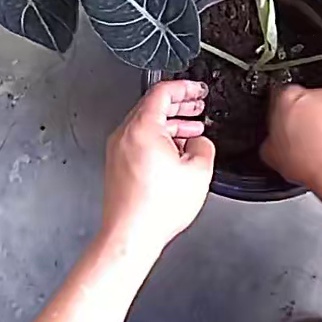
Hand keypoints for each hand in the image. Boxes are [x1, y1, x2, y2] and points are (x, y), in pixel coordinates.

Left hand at [101, 81, 216, 258]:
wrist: (131, 234)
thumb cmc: (156, 208)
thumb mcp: (199, 171)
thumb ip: (204, 145)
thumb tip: (200, 141)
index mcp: (143, 127)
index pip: (162, 91)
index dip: (184, 87)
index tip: (197, 89)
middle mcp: (125, 134)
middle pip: (152, 105)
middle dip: (179, 104)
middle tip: (196, 105)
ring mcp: (118, 148)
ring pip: (145, 123)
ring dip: (170, 122)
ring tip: (191, 128)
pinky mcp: (117, 163)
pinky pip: (138, 140)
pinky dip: (158, 137)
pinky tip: (175, 151)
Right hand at [262, 85, 321, 188]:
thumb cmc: (305, 159)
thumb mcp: (268, 152)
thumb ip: (267, 139)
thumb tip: (271, 144)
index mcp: (285, 96)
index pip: (274, 95)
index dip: (273, 112)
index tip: (275, 123)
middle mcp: (311, 95)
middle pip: (299, 100)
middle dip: (296, 115)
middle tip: (292, 135)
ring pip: (319, 109)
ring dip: (315, 122)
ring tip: (310, 146)